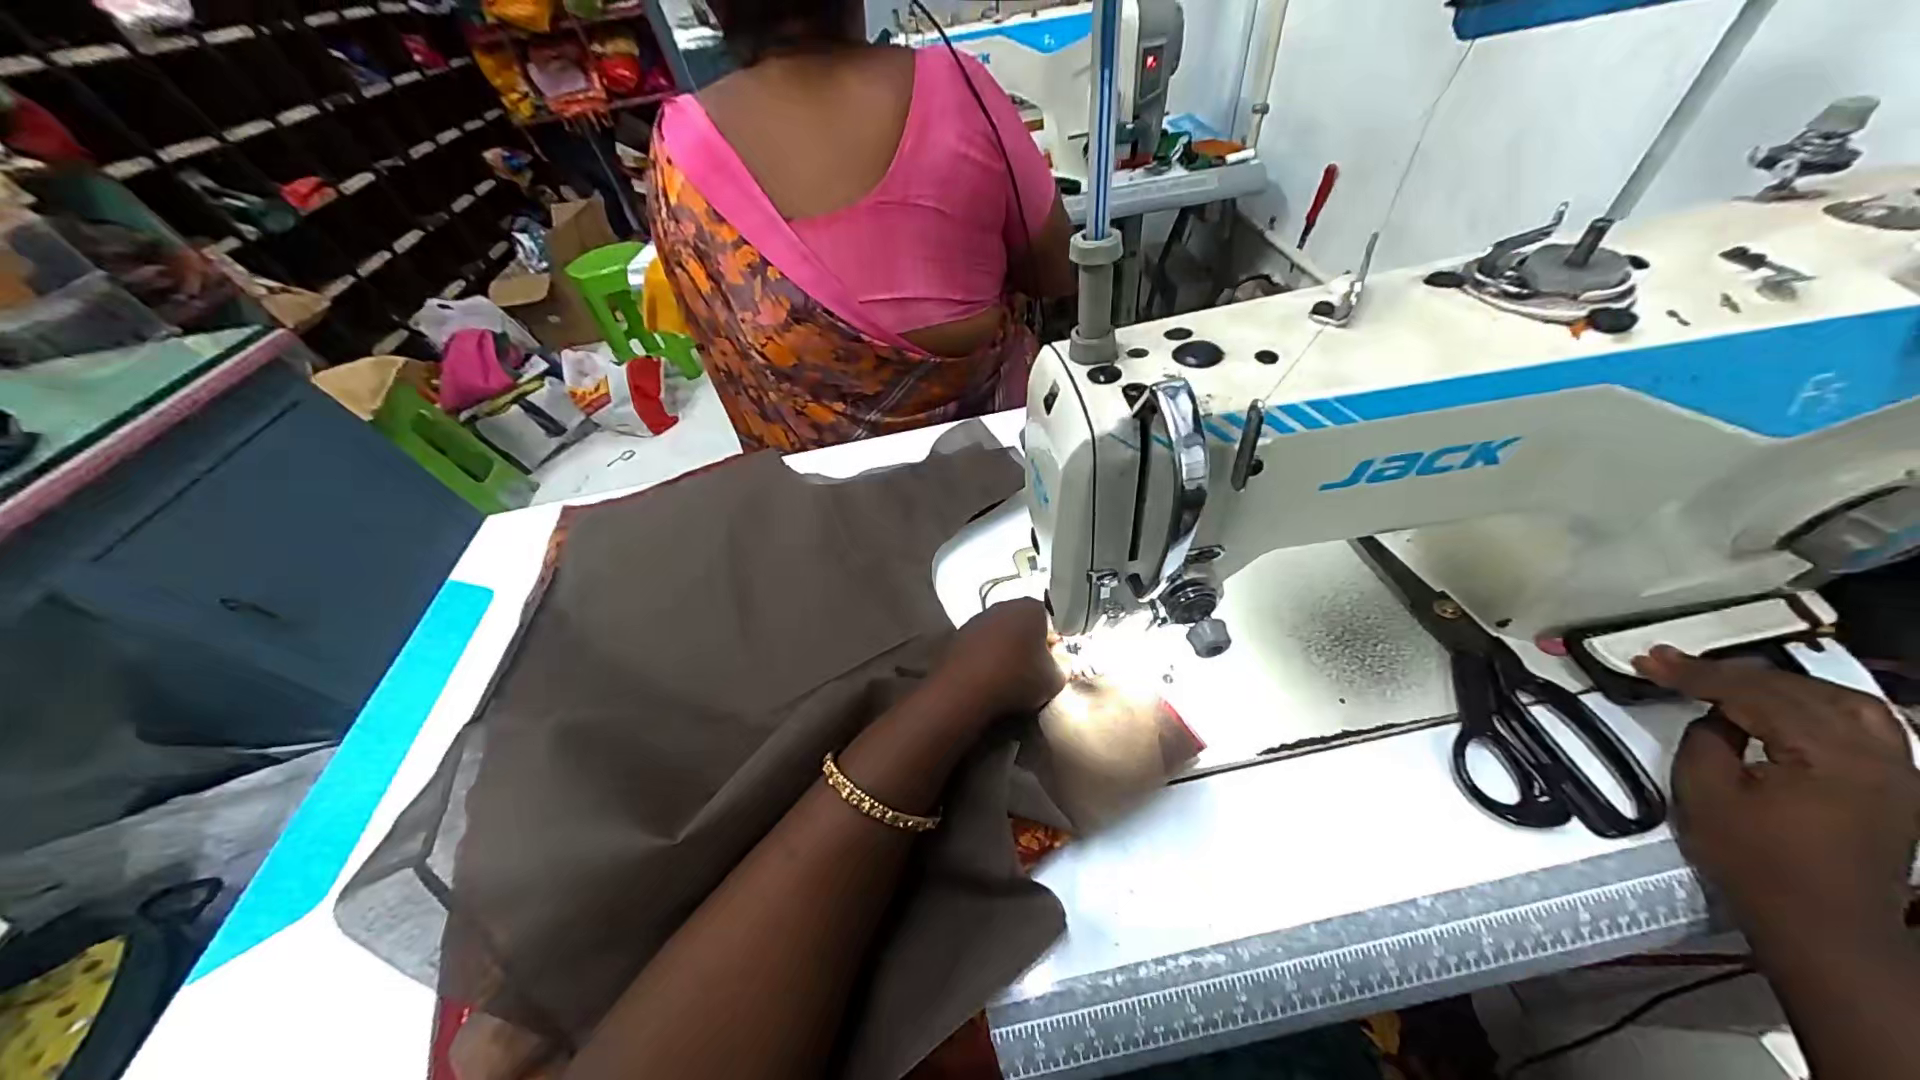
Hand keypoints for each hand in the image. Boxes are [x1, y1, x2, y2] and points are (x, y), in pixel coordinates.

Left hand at [934, 599, 1065, 719]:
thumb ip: (1063, 666)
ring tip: (1007, 678)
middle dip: (1029, 644)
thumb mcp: (1054, 680)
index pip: (1052, 622)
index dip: (1054, 645)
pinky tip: (986, 678)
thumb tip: (1058, 661)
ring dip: (1006, 650)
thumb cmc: (1017, 679)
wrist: (964, 691)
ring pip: (1000, 634)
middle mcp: (1003, 606)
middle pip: (1024, 625)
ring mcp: (977, 619)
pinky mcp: (957, 636)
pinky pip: (980, 645)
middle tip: (1032, 671)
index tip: (1052, 665)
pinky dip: (985, 657)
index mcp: (1031, 608)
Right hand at [1634, 645, 1919, 946]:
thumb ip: (1706, 740)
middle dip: (1727, 672)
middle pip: (1795, 691)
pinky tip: (1788, 701)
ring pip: (1838, 699)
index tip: (1646, 659)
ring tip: (1726, 677)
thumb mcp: (1705, 794)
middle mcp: (1877, 755)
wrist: (1821, 925)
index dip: (1693, 673)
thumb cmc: (1753, 860)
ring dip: (1776, 682)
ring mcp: (1898, 771)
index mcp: (1827, 757)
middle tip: (1669, 661)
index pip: (1751, 694)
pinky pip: (1866, 723)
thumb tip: (1717, 716)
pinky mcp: (1898, 784)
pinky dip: (1818, 701)